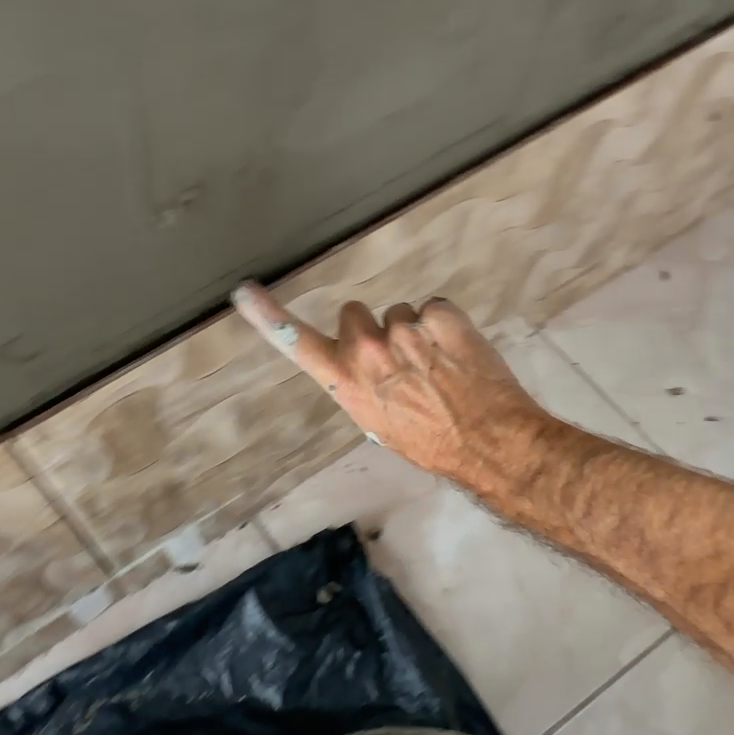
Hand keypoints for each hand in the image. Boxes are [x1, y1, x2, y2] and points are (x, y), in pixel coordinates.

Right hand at [231, 282, 555, 489]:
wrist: (488, 441)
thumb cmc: (430, 442)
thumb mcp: (377, 422)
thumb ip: (359, 384)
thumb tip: (363, 365)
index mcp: (345, 380)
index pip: (296, 342)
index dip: (267, 316)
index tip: (245, 291)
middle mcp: (366, 349)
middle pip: (356, 314)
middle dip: (374, 330)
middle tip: (401, 363)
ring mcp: (404, 329)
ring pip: (401, 313)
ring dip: (415, 332)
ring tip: (438, 367)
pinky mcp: (440, 316)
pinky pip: (435, 309)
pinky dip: (446, 326)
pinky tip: (457, 354)